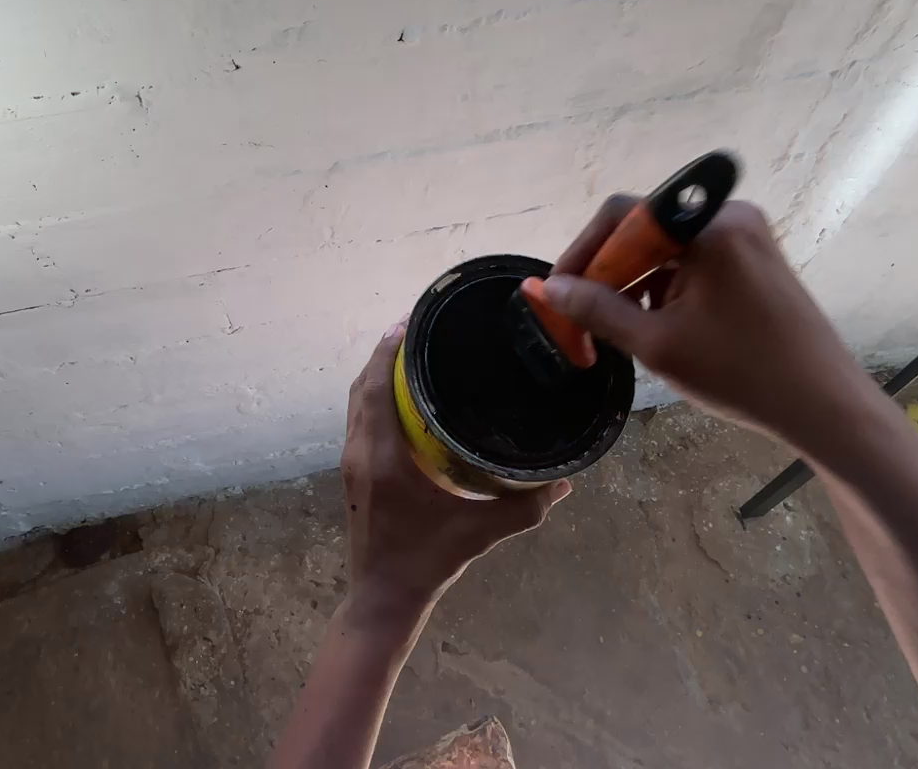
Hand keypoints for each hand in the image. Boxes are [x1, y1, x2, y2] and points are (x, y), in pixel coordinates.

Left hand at [339, 326, 570, 611]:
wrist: (383, 597)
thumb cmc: (428, 561)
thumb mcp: (480, 533)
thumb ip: (525, 507)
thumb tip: (566, 481)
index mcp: (384, 458)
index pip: (376, 388)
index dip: (388, 351)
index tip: (410, 321)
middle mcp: (360, 451)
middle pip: (362, 386)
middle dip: (384, 353)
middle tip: (418, 329)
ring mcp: (351, 460)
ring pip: (357, 401)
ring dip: (376, 373)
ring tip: (410, 353)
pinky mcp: (352, 469)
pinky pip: (358, 418)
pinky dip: (373, 396)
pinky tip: (401, 394)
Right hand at [538, 198, 889, 454]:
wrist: (827, 409)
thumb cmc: (740, 374)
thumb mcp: (655, 343)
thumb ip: (595, 309)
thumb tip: (545, 288)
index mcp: (708, 227)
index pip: (620, 216)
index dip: (582, 253)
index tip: (560, 294)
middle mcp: (728, 217)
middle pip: (641, 230)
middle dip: (606, 274)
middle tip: (583, 319)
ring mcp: (745, 237)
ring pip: (663, 248)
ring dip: (633, 284)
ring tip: (620, 330)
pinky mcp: (753, 259)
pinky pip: (689, 260)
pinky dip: (663, 287)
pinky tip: (657, 324)